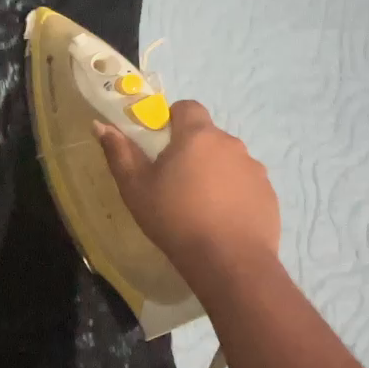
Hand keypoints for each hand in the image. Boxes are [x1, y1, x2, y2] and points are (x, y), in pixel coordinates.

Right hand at [94, 100, 279, 278]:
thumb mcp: (135, 187)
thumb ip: (119, 152)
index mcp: (197, 136)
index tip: (158, 144)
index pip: (187, 107)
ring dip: (211, 172)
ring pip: (226, 160)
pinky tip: (218, 219)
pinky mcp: (268, 193)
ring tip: (196, 205)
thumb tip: (101, 125)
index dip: (171, 119)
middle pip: (206, 136)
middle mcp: (230, 144)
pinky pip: (243, 183)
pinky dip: (230, 193)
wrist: (229, 260)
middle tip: (171, 181)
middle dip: (189, 150)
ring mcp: (254, 168)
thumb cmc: (173, 217)